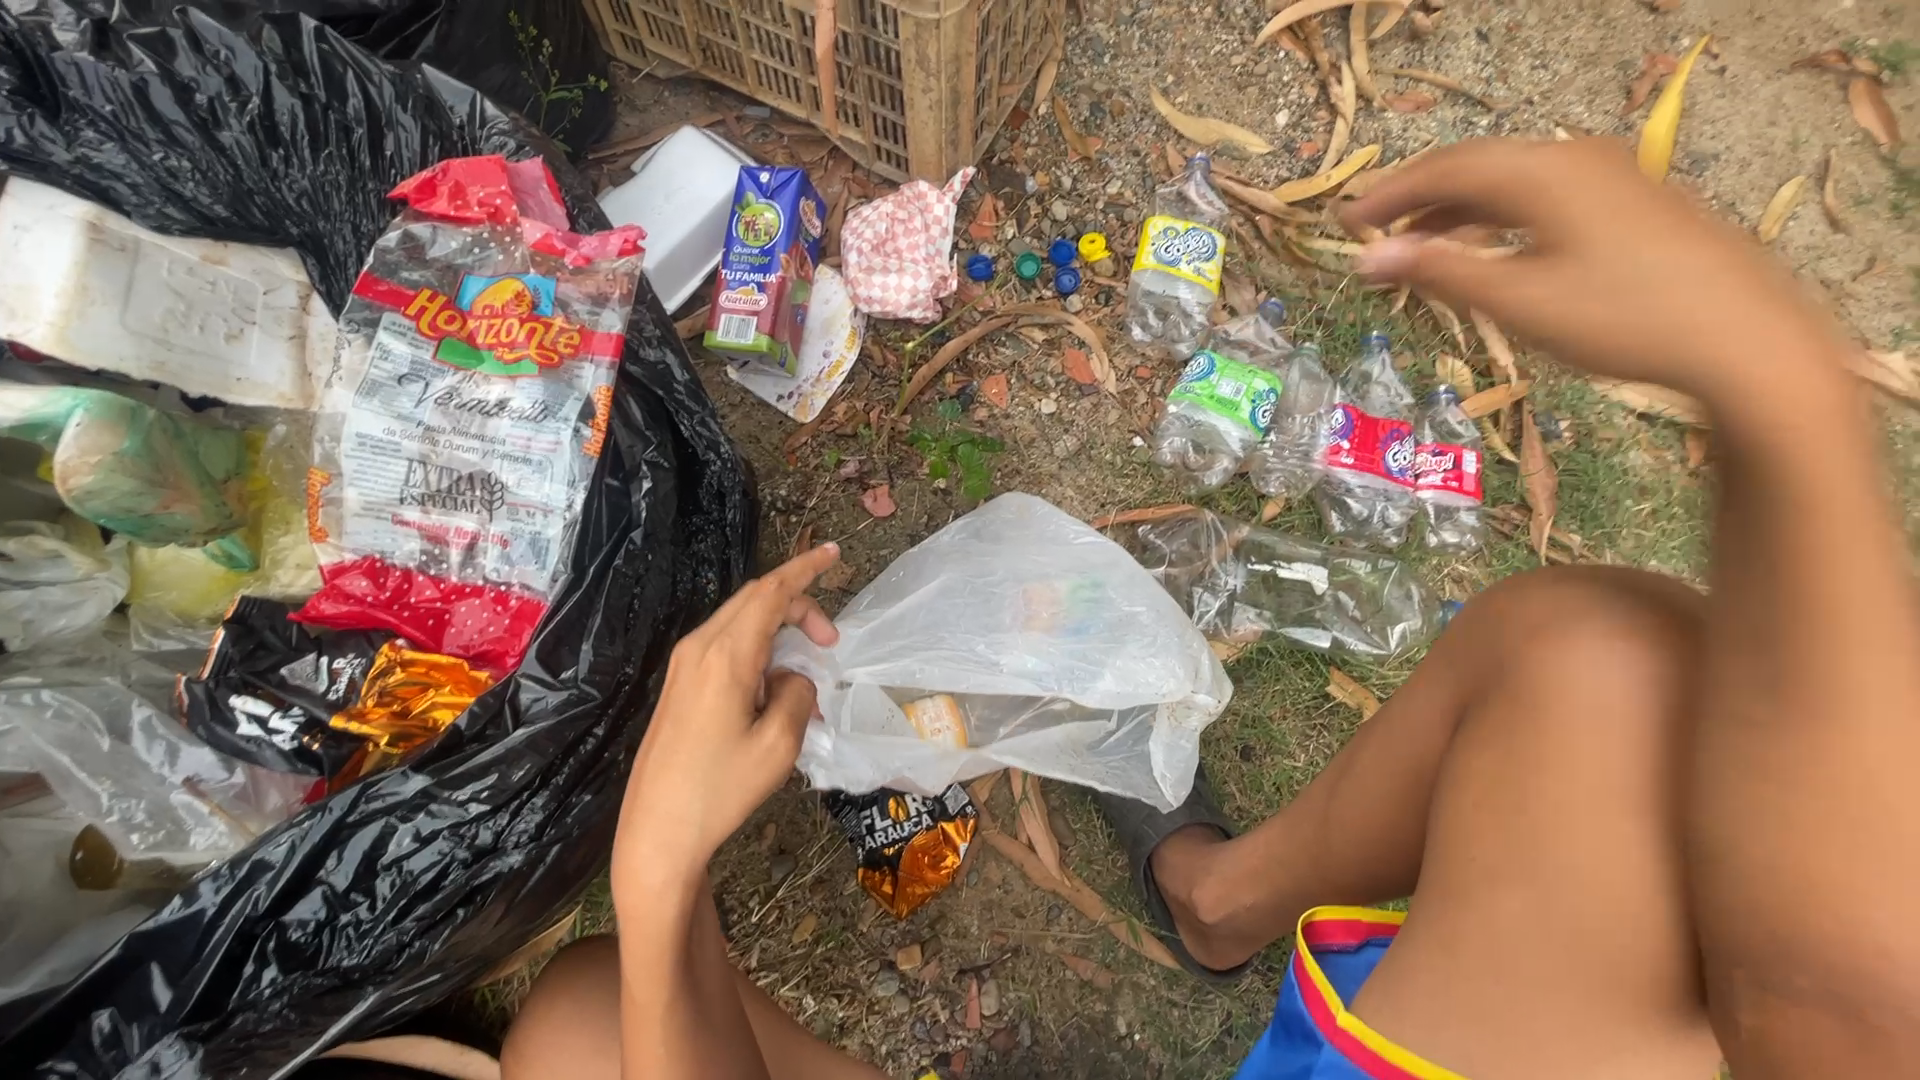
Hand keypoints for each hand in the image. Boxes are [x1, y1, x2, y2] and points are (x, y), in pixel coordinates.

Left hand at [613, 544, 841, 882]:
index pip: (771, 592)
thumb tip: (793, 676)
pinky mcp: (679, 684)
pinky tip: (774, 685)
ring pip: (740, 621)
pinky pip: (726, 645)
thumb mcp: (779, 744)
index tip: (834, 553)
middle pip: (755, 600)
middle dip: (798, 605)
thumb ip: (798, 692)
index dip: (805, 569)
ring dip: (779, 629)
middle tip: (830, 641)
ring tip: (807, 670)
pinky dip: (759, 648)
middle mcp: (700, 648)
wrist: (656, 832)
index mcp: (726, 656)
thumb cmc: (720, 789)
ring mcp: (684, 665)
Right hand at [1340, 137, 1852, 401]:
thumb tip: (1366, 258)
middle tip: (1369, 226)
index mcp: (1544, 175)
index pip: (1445, 170)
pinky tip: (1478, 246)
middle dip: (1415, 195)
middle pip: (1476, 166)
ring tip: (1410, 241)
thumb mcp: (1517, 300)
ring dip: (1452, 208)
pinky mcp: (1626, 204)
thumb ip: (1439, 271)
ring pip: (1508, 181)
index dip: (1389, 194)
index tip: (1345, 222)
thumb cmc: (1621, 318)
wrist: (1746, 339)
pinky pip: (1538, 197)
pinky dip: (1492, 217)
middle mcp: (1575, 161)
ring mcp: (1608, 179)